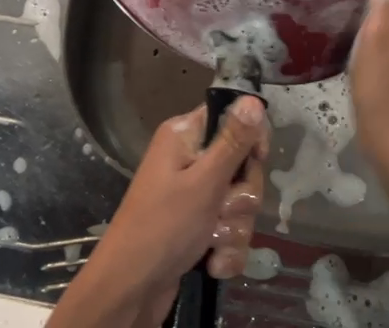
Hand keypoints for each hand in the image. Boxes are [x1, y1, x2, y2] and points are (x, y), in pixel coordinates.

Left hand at [56, 96, 269, 325]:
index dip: (250, 139)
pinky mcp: (199, 227)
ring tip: (212, 243)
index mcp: (185, 136)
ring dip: (233, 229)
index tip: (257, 160)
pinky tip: (212, 264)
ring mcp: (194, 195)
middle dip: (241, 197)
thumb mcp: (203, 182)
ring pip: (240, 203)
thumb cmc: (163, 226)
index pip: (231, 117)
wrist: (131, 288)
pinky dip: (226, 249)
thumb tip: (253, 99)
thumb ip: (232, 142)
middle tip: (222, 210)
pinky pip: (231, 230)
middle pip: (242, 165)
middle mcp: (190, 160)